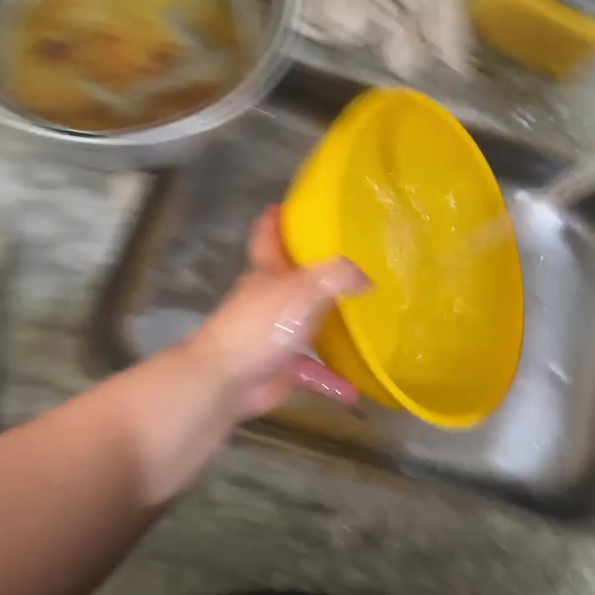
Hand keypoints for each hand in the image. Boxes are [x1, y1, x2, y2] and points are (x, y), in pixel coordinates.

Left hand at [181, 206, 368, 419]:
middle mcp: (269, 298)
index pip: (268, 235)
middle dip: (316, 271)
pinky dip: (331, 379)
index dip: (276, 218)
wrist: (227, 379)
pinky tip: (354, 389)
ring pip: (306, 324)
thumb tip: (367, 280)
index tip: (289, 205)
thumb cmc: (261, 324)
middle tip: (351, 261)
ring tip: (364, 321)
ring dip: (330, 326)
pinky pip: (312, 371)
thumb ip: (338, 277)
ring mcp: (273, 334)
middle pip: (293, 278)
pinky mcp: (279, 367)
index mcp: (267, 271)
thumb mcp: (304, 289)